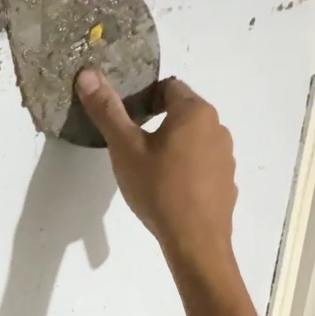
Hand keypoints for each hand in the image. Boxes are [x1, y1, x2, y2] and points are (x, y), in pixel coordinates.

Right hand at [75, 70, 237, 272]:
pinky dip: (187, 169)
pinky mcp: (227, 181)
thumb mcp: (125, 149)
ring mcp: (226, 156)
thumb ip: (107, 110)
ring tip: (151, 172)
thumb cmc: (158, 189)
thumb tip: (87, 73)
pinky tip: (171, 191)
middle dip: (159, 123)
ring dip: (174, 147)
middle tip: (133, 148)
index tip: (128, 122)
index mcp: (195, 111)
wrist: (195, 241)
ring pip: (194, 139)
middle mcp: (217, 127)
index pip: (169, 87)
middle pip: (183, 112)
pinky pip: (203, 165)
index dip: (145, 99)